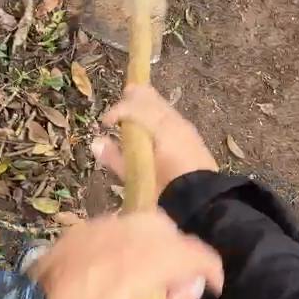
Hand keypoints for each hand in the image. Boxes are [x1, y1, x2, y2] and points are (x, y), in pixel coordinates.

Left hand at [30, 211, 223, 298]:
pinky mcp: (78, 230)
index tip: (213, 287)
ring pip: (142, 219)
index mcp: (131, 270)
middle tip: (179, 280)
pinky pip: (118, 222)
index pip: (187, 251)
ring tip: (153, 271)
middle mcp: (115, 240)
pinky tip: (125, 264)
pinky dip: (132, 237)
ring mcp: (93, 230)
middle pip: (166, 227)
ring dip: (158, 240)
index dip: (210, 266)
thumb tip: (193, 284)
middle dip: (182, 250)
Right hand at [91, 84, 218, 192]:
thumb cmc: (165, 188)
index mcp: (160, 128)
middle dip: (134, 98)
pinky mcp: (191, 135)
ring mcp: (185, 127)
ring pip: (162, 106)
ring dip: (146, 105)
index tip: (105, 122)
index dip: (118, 111)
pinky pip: (170, 116)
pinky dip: (157, 115)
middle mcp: (173, 122)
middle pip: (151, 100)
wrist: (202, 200)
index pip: (135, 109)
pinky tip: (151, 124)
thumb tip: (96, 142)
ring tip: (132, 108)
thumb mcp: (137, 175)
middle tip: (120, 101)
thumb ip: (116, 158)